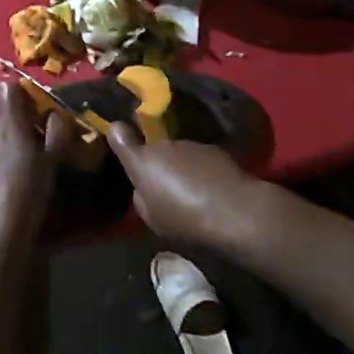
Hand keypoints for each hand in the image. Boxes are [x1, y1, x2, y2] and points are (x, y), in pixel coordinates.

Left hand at [0, 82, 75, 238]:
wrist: (2, 226)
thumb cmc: (32, 189)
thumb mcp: (54, 159)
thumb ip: (56, 130)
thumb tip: (53, 112)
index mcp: (10, 122)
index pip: (11, 91)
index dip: (25, 96)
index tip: (38, 110)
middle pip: (4, 111)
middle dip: (19, 119)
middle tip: (38, 138)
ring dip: (6, 134)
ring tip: (21, 155)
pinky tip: (3, 164)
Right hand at [106, 122, 265, 248]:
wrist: (235, 211)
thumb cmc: (185, 219)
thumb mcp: (153, 219)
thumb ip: (142, 198)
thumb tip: (143, 187)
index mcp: (141, 162)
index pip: (120, 134)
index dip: (118, 135)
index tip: (118, 136)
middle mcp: (162, 145)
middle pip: (154, 150)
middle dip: (157, 164)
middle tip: (166, 187)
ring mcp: (189, 144)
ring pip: (177, 153)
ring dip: (181, 167)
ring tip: (193, 191)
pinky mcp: (214, 149)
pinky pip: (198, 158)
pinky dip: (201, 169)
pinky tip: (212, 189)